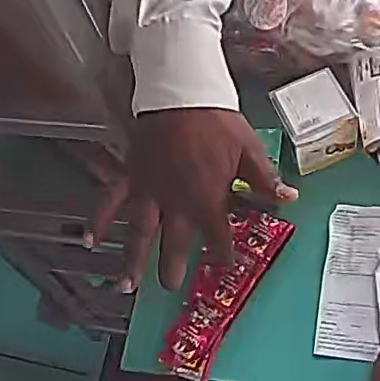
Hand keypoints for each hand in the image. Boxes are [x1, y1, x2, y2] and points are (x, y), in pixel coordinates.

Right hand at [89, 108, 296, 291]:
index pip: (218, 237)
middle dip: (173, 267)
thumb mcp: (249, 151)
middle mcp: (177, 203)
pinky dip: (99, 220)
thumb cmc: (218, 122)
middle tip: (170, 287)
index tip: (225, 267)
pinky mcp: (131, 175)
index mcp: (208, 200)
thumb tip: (288, 198)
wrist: (181, 93)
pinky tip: (91, 241)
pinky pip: (111, 201)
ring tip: (127, 286)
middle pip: (175, 243)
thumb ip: (265, 180)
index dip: (223, 255)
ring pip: (141, 232)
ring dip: (133, 260)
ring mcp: (150, 191)